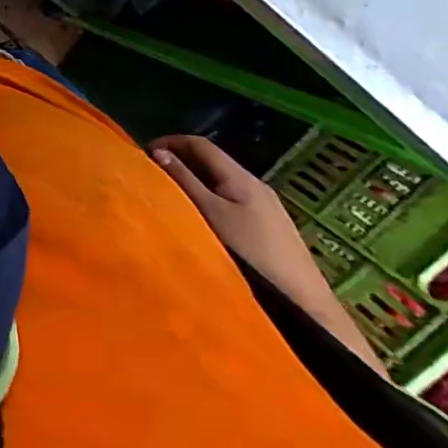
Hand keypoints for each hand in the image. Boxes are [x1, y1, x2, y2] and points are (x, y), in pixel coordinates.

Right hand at [148, 135, 316, 292]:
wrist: (304, 306)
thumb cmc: (251, 254)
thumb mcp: (210, 214)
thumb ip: (184, 182)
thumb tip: (159, 152)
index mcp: (241, 177)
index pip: (201, 144)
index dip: (170, 142)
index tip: (143, 153)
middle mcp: (256, 186)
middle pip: (212, 163)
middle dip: (180, 163)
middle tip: (151, 175)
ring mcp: (266, 209)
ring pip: (221, 184)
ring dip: (193, 184)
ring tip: (169, 198)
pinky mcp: (270, 230)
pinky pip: (231, 202)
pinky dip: (209, 201)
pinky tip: (200, 222)